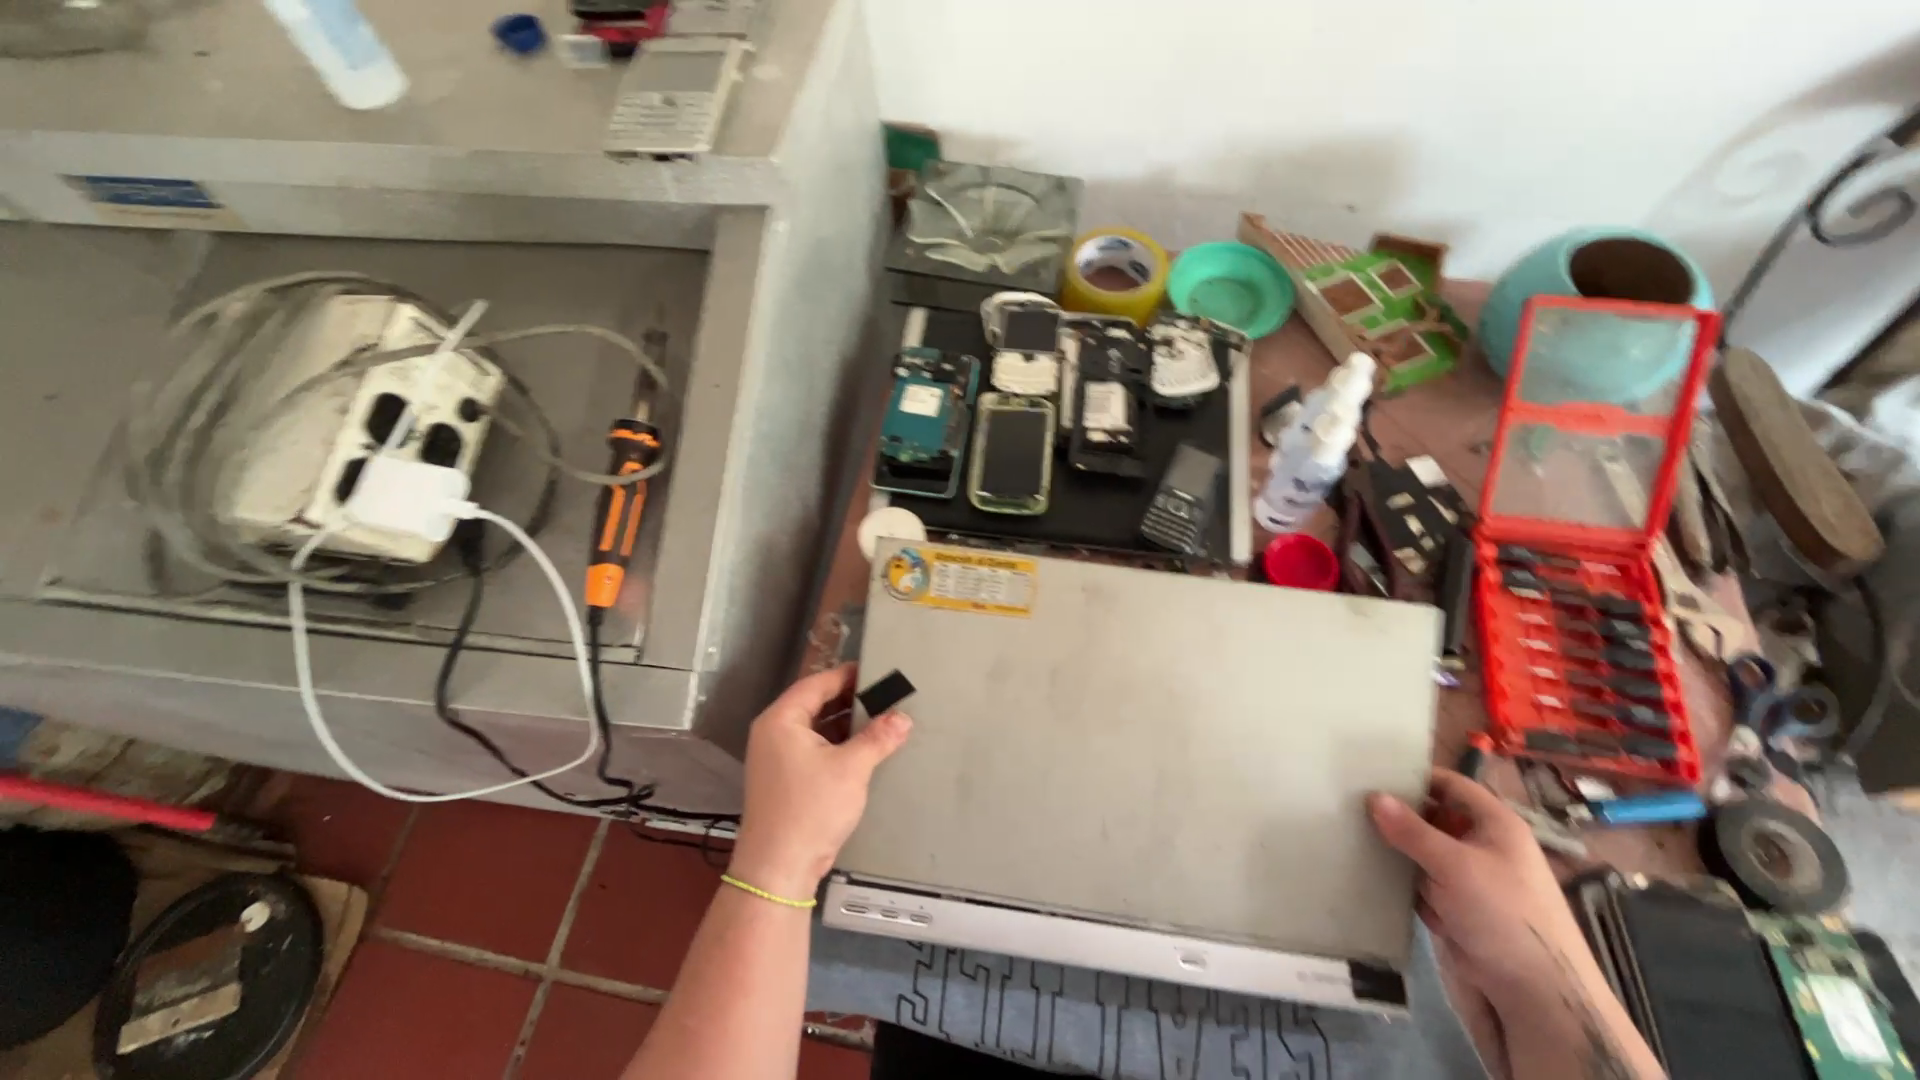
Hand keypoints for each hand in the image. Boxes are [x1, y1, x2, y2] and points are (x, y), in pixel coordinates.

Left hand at [728, 665, 912, 900]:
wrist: (779, 867)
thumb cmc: (810, 809)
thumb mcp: (852, 768)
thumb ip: (878, 738)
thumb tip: (902, 718)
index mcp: (781, 720)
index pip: (816, 684)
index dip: (846, 675)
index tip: (875, 671)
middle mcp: (773, 734)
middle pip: (815, 705)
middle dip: (850, 701)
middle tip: (884, 696)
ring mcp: (777, 759)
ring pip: (817, 730)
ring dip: (846, 726)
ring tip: (881, 721)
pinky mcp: (785, 780)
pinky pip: (815, 750)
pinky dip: (838, 746)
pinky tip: (865, 751)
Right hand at [1368, 769, 1594, 1006]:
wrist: (1531, 990)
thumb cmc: (1502, 912)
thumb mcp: (1454, 864)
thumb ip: (1411, 830)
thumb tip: (1373, 796)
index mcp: (1494, 824)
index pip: (1451, 785)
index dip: (1416, 777)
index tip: (1373, 774)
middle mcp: (1481, 845)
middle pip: (1432, 818)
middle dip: (1397, 816)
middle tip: (1350, 803)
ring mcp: (1467, 877)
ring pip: (1421, 851)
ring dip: (1395, 850)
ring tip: (1348, 833)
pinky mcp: (1454, 905)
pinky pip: (1419, 881)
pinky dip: (1401, 880)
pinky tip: (1370, 873)